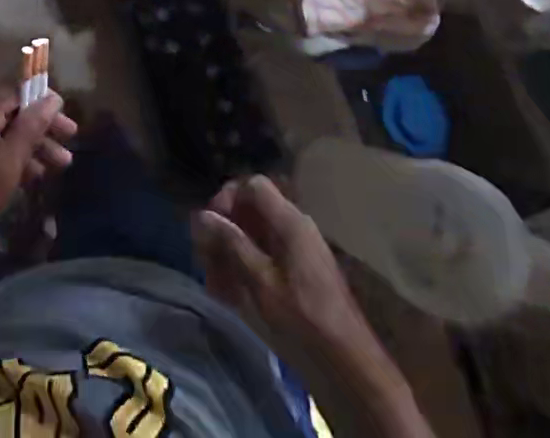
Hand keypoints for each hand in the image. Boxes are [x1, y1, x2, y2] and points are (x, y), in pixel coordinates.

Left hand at [0, 87, 77, 261]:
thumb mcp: (10, 159)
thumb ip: (32, 126)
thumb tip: (52, 98)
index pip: (15, 94)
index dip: (42, 102)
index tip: (65, 115)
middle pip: (13, 114)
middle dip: (42, 127)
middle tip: (71, 137)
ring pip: (7, 134)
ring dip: (34, 145)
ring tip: (63, 163)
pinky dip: (16, 157)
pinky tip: (38, 174)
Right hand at [194, 175, 371, 351]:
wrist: (348, 363)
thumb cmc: (303, 318)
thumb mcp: (260, 280)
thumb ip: (231, 243)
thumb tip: (201, 214)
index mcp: (289, 222)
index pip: (252, 186)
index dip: (227, 199)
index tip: (210, 226)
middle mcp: (295, 227)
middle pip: (249, 211)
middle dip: (223, 233)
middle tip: (206, 262)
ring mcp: (298, 249)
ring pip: (253, 236)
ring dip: (230, 255)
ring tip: (216, 287)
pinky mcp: (299, 270)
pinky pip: (264, 255)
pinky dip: (244, 268)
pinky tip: (232, 295)